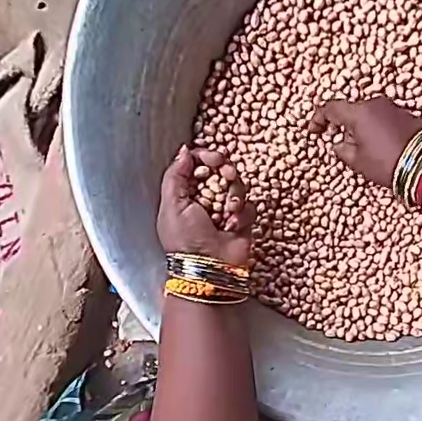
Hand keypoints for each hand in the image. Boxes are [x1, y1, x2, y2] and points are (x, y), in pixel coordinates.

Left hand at [157, 145, 251, 266]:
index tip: (212, 158)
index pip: (198, 164)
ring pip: (238, 185)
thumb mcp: (171, 205)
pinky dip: (243, 215)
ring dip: (234, 194)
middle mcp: (206, 198)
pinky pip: (249, 206)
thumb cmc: (185, 241)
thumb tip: (185, 151)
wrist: (209, 269)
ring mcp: (225, 209)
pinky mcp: (242, 221)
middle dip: (225, 170)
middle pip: (221, 170)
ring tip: (228, 210)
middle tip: (226, 174)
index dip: (206, 157)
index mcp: (185, 193)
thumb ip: (175, 175)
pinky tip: (233, 225)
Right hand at [306, 97, 421, 187]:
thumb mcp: (357, 161)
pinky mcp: (406, 115)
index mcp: (359, 112)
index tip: (314, 131)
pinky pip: (383, 118)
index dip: (318, 119)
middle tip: (338, 141)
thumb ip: (342, 149)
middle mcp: (376, 104)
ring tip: (361, 148)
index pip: (331, 108)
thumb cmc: (388, 164)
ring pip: (368, 113)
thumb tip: (338, 144)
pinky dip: (375, 128)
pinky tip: (378, 145)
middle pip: (351, 109)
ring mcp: (393, 108)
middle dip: (342, 124)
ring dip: (360, 127)